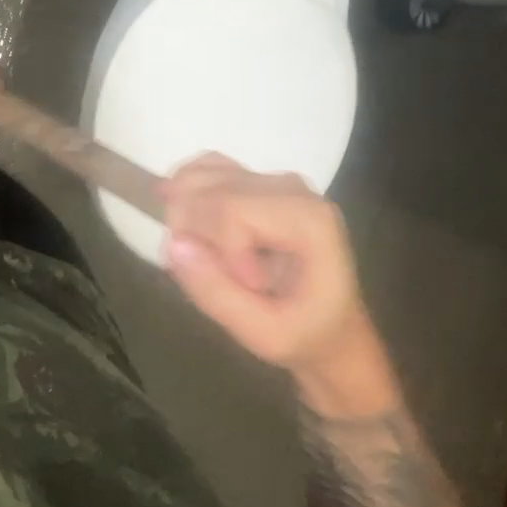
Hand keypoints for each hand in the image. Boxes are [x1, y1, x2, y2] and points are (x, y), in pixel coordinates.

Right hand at [161, 154, 378, 375]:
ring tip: (196, 253)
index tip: (246, 288)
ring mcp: (272, 180)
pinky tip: (187, 226)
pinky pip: (207, 169)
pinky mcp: (256, 182)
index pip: (231, 211)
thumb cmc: (307, 335)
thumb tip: (173, 245)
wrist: (333, 329)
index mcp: (309, 219)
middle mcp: (292, 188)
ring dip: (183, 215)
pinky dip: (187, 195)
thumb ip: (218, 295)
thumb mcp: (265, 337)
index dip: (221, 253)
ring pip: (202, 174)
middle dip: (190, 232)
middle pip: (211, 190)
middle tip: (204, 275)